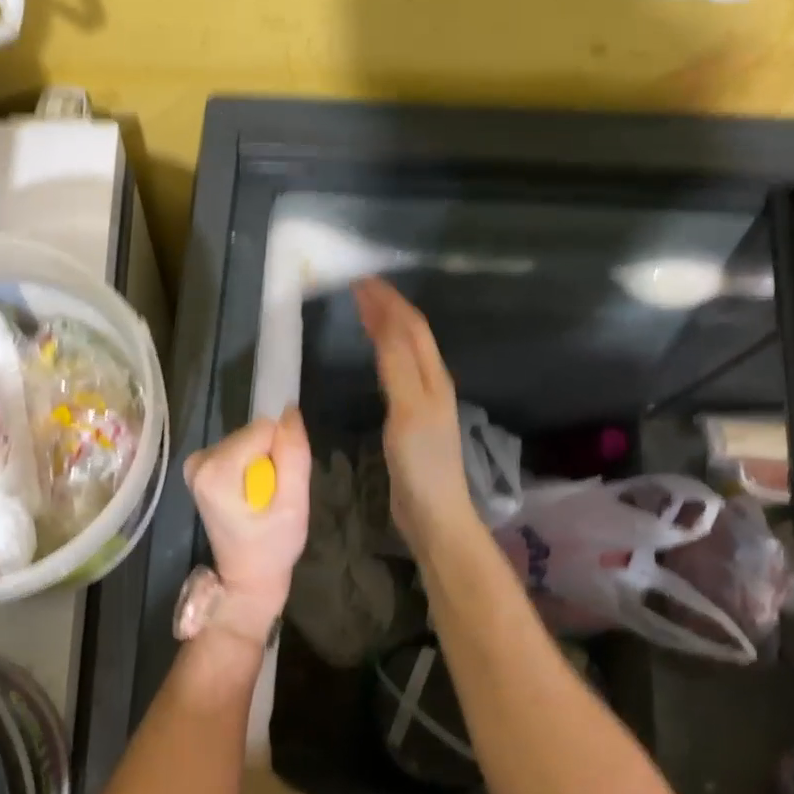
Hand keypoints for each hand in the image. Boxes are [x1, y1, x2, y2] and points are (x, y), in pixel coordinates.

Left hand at [183, 409, 311, 644]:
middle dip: (270, 461)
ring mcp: (195, 465)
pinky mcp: (199, 469)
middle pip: (253, 434)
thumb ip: (293, 455)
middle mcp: (199, 461)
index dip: (281, 455)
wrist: (247, 579)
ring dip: (261, 466)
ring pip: (247, 441)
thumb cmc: (273, 547)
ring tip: (262, 501)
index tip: (280, 487)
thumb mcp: (294, 505)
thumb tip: (289, 410)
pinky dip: (249, 469)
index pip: (264, 430)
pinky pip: (238, 450)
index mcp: (216, 470)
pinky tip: (250, 497)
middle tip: (272, 499)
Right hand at [353, 278, 479, 547]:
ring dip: (386, 328)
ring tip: (364, 314)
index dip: (389, 301)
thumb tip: (385, 318)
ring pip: (406, 352)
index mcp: (432, 378)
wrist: (434, 513)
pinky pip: (396, 373)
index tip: (361, 280)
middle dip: (387, 308)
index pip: (411, 327)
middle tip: (358, 290)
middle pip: (411, 335)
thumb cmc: (422, 464)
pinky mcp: (410, 422)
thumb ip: (397, 366)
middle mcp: (431, 384)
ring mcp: (423, 403)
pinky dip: (382, 354)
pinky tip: (373, 361)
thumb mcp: (408, 410)